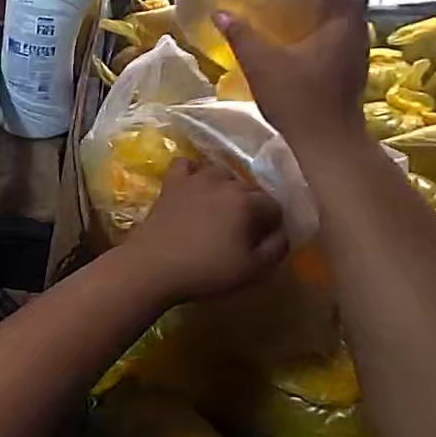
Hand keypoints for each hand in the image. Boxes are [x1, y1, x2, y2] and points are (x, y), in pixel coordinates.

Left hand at [119, 161, 287, 301]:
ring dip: (226, 188)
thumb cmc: (206, 271)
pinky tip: (193, 187)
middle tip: (243, 231)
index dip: (273, 224)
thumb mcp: (252, 270)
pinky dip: (193, 173)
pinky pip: (187, 165)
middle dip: (252, 206)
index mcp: (248, 202)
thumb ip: (276, 248)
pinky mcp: (171, 183)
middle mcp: (225, 182)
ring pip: (221, 173)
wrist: (152, 266)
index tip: (264, 241)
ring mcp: (195, 179)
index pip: (274, 206)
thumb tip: (282, 233)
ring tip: (220, 210)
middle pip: (249, 188)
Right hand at [216, 0, 370, 155]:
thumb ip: (242, 35)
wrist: (328, 143)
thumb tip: (220, 13)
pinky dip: (323, 21)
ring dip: (326, 0)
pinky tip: (299, 34)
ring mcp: (356, 51)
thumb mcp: (263, 65)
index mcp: (345, 21)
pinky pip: (340, 31)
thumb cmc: (299, 99)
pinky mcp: (349, 68)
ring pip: (347, 11)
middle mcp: (358, 31)